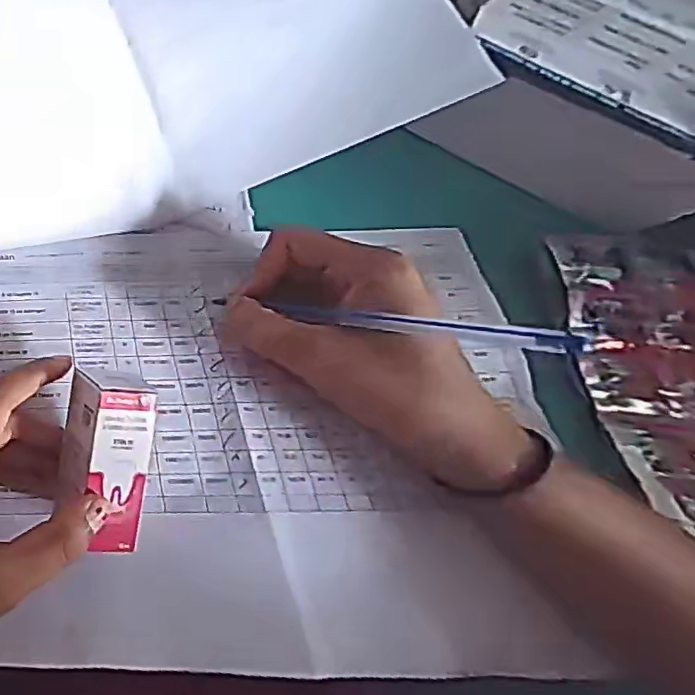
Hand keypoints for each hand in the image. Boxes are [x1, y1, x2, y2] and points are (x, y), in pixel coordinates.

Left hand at [0, 357, 103, 694]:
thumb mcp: (1, 584)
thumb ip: (56, 543)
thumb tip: (96, 505)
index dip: (33, 376)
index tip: (67, 365)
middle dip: (43, 434)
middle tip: (85, 455)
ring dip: (24, 453)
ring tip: (66, 478)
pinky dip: (0, 467)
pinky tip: (30, 492)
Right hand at [220, 228, 534, 490]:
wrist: (467, 449)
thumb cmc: (401, 395)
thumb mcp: (323, 361)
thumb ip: (266, 331)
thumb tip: (228, 313)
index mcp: (370, 266)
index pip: (292, 245)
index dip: (259, 275)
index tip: (244, 316)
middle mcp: (373, 274)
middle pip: (296, 268)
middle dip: (266, 300)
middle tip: (247, 339)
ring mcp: (375, 301)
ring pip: (305, 295)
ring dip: (278, 321)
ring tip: (264, 355)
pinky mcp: (373, 328)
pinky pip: (320, 317)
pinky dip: (296, 335)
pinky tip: (288, 363)